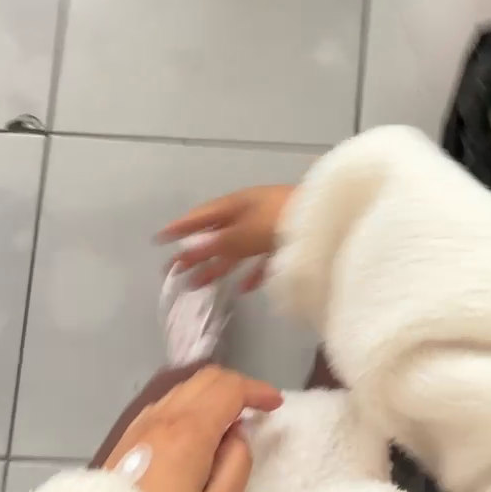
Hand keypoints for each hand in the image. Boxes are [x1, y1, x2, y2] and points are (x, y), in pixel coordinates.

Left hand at [102, 366, 283, 491]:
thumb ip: (237, 465)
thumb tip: (237, 434)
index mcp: (190, 429)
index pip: (232, 388)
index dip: (258, 390)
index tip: (276, 404)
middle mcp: (163, 417)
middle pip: (207, 378)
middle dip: (237, 386)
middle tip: (255, 408)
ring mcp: (139, 427)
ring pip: (183, 389)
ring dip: (211, 394)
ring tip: (226, 421)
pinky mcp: (124, 442)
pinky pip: (163, 406)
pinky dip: (188, 405)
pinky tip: (192, 431)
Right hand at [159, 186, 294, 291]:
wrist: (331, 221)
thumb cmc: (285, 221)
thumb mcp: (248, 232)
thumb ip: (220, 242)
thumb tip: (190, 248)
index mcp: (240, 203)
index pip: (204, 215)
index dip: (182, 227)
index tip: (159, 239)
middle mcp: (253, 212)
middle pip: (219, 233)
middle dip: (196, 252)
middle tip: (173, 272)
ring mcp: (271, 226)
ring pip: (238, 248)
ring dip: (218, 265)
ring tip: (198, 284)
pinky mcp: (289, 242)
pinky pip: (263, 258)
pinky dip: (251, 272)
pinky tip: (242, 288)